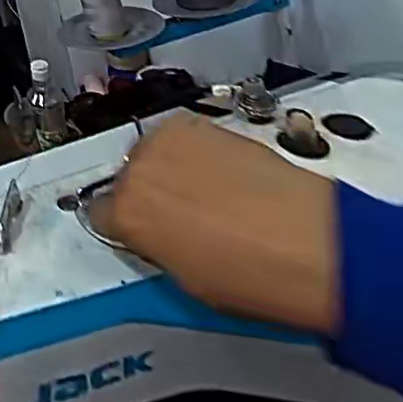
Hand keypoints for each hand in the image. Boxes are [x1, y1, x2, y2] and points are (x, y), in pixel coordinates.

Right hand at [92, 115, 336, 333]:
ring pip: (152, 151)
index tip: (140, 228)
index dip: (123, 224)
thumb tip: (156, 234)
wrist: (303, 238)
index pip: (99, 212)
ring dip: (167, 166)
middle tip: (177, 213)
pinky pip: (181, 135)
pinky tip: (219, 172)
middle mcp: (139, 168)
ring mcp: (168, 139)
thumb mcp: (184, 279)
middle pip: (125, 176)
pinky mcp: (198, 122)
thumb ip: (154, 245)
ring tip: (203, 190)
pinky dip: (192, 150)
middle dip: (145, 192)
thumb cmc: (251, 273)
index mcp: (127, 213)